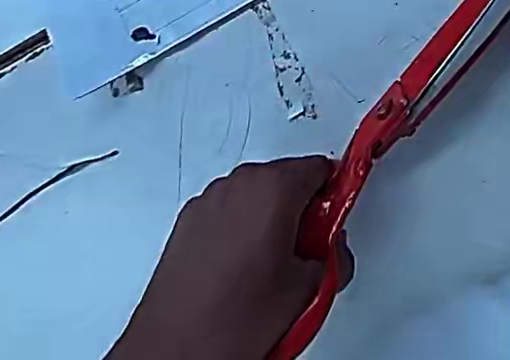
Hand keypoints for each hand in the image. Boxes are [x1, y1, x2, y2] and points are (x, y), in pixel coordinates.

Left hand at [107, 156, 352, 359]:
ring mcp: (212, 198)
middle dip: (300, 211)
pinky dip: (238, 229)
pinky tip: (239, 272)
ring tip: (268, 272)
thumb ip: (332, 256)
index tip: (335, 212)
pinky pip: (228, 210)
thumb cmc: (228, 323)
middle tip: (305, 252)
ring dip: (268, 220)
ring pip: (256, 195)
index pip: (320, 168)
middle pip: (287, 179)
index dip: (333, 193)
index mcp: (274, 188)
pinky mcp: (190, 217)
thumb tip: (334, 251)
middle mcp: (241, 183)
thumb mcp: (306, 291)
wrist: (174, 350)